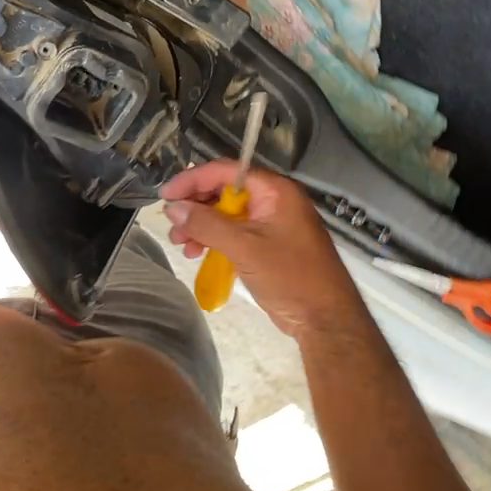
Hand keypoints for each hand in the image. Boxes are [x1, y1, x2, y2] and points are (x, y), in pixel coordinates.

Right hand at [160, 162, 368, 339]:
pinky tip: (198, 254)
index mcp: (275, 191)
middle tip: (172, 226)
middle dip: (195, 208)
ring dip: (201, 226)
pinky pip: (235, 234)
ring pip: (227, 215)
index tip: (165, 195)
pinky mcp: (268, 245)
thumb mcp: (244, 247)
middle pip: (224, 192)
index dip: (192, 180)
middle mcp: (273, 201)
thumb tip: (173, 208)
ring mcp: (272, 224)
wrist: (325, 319)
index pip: (226, 172)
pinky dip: (215, 241)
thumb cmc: (290, 276)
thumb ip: (206, 224)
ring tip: (181, 244)